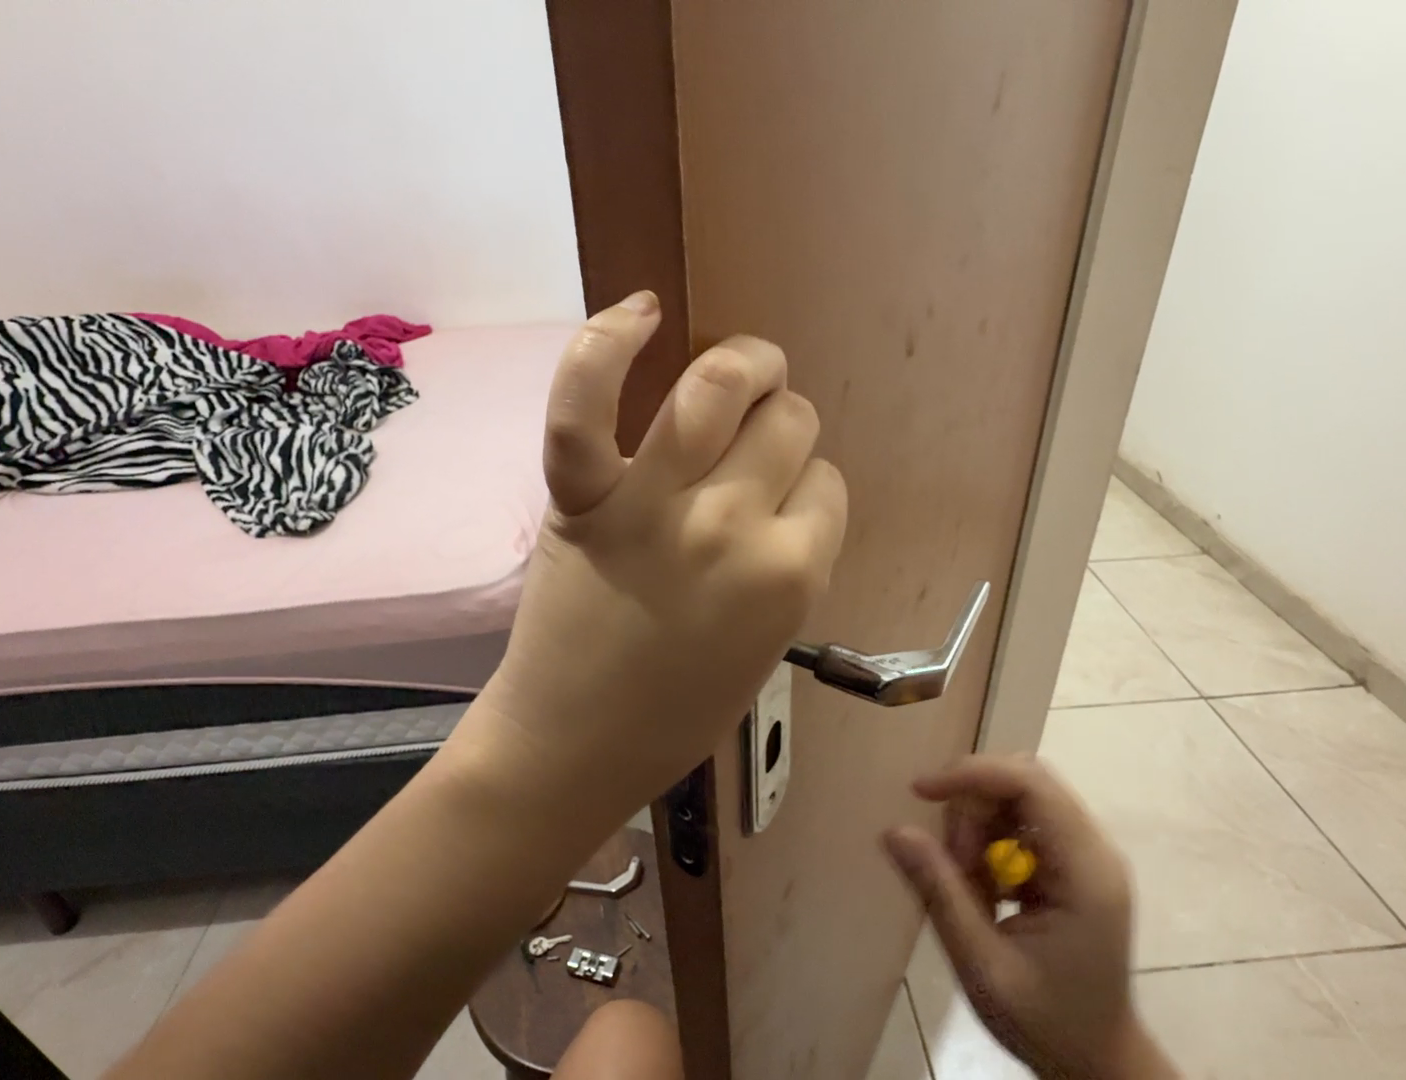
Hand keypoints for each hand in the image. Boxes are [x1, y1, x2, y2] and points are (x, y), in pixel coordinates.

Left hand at [479, 291, 847, 815]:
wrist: (576, 746)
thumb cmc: (677, 709)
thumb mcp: (771, 642)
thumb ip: (791, 561)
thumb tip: (789, 488)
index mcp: (795, 574)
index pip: (829, 484)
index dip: (808, 492)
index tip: (779, 511)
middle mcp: (737, 525)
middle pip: (790, 423)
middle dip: (782, 430)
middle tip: (752, 451)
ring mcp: (657, 504)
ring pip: (721, 386)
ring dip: (743, 366)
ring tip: (738, 371)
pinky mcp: (585, 498)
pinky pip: (588, 405)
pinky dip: (607, 345)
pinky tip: (642, 312)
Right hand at [884, 756, 1176, 1079]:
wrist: (1097, 1061)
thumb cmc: (1046, 1021)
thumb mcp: (983, 964)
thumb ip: (941, 894)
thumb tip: (895, 832)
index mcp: (1086, 871)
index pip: (1030, 785)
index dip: (973, 775)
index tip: (920, 791)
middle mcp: (1094, 850)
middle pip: (1026, 781)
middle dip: (973, 804)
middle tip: (951, 860)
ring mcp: (1087, 855)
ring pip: (1020, 798)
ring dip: (979, 826)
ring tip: (968, 884)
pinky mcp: (1073, 864)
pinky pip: (1023, 823)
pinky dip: (990, 841)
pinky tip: (983, 888)